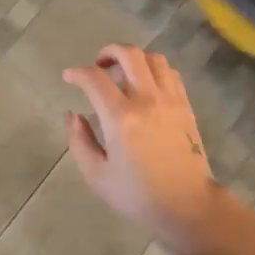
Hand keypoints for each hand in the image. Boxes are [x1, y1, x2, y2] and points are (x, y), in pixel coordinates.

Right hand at [63, 45, 220, 254]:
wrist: (185, 203)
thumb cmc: (137, 195)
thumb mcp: (98, 176)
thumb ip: (80, 142)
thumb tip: (72, 115)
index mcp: (121, 118)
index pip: (95, 79)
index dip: (77, 73)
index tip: (69, 77)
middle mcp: (146, 99)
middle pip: (129, 54)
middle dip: (109, 51)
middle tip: (97, 65)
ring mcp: (170, 99)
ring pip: (154, 58)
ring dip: (135, 58)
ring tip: (123, 73)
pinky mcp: (185, 104)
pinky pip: (170, 73)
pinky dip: (155, 70)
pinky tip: (146, 85)